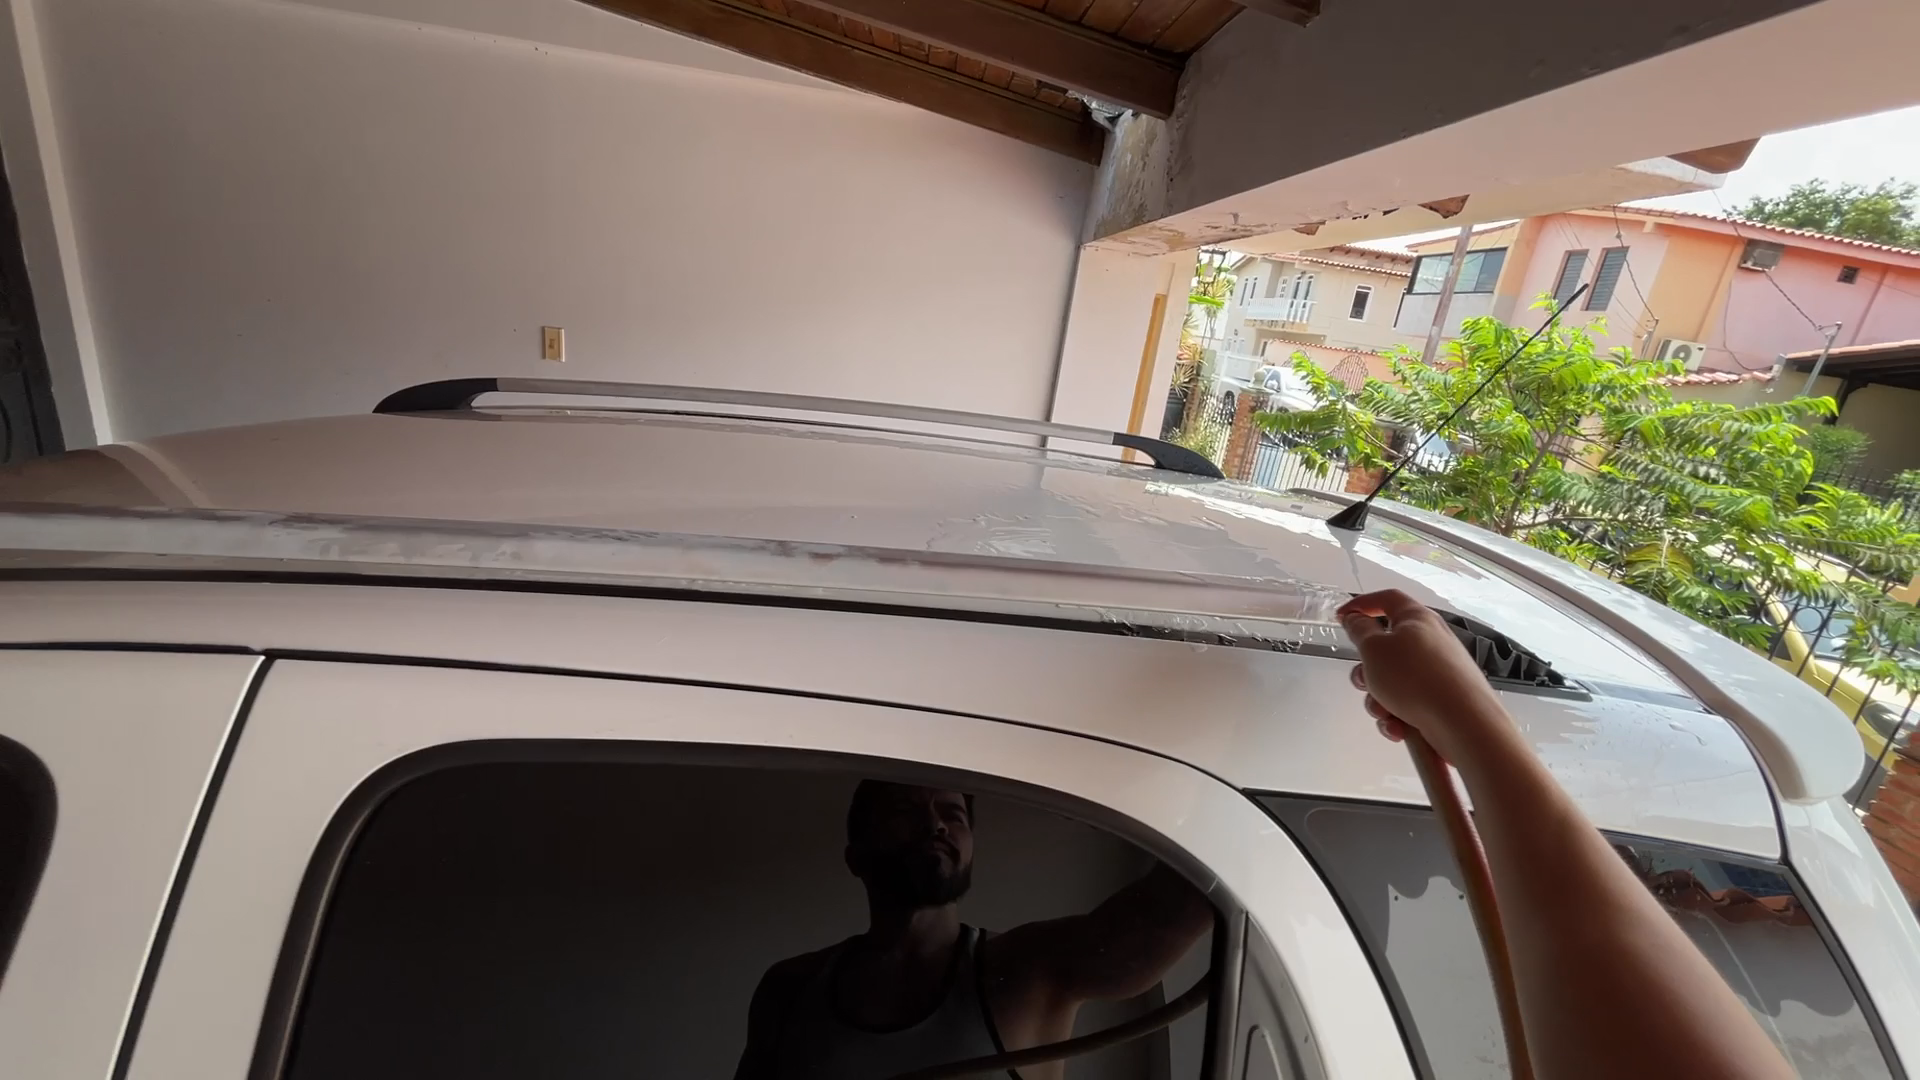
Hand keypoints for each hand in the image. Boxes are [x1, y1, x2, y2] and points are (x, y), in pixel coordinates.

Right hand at [1336, 589, 1518, 768]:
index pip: (1386, 599)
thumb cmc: (1414, 678)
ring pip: (1391, 680)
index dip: (1360, 604)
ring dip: (1378, 698)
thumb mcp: (1374, 648)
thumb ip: (1359, 630)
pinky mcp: (1442, 700)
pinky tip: (1398, 726)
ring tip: (1384, 711)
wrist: (1465, 725)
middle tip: (1364, 680)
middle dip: (1366, 668)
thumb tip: (1355, 618)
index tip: (1340, 618)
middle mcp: (1431, 642)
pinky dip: (1396, 715)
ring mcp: (1438, 673)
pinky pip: (1406, 702)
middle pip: (1385, 648)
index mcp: (1417, 620)